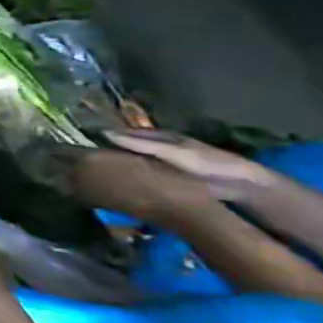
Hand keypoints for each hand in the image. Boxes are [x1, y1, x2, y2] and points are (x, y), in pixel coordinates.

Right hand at [67, 146, 218, 218]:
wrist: (242, 187)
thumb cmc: (207, 164)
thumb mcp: (172, 152)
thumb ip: (141, 145)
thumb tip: (104, 134)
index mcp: (158, 136)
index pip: (124, 133)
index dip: (104, 136)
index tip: (80, 143)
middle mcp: (159, 148)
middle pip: (128, 148)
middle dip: (109, 152)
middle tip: (83, 161)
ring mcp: (165, 166)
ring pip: (136, 164)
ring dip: (120, 167)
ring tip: (97, 175)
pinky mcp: (171, 182)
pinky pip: (145, 179)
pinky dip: (132, 180)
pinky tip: (122, 189)